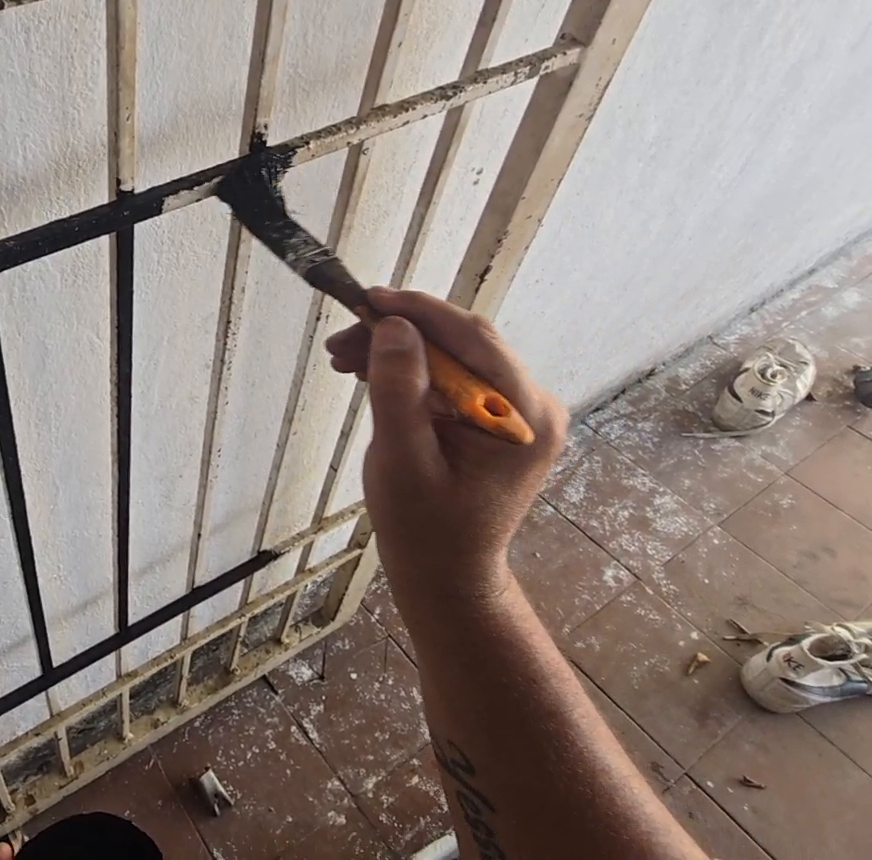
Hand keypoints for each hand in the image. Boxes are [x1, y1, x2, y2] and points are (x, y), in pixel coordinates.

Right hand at [325, 287, 566, 599]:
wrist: (446, 574)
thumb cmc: (423, 528)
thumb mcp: (403, 460)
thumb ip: (399, 390)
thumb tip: (393, 325)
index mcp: (523, 416)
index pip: (474, 339)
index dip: (419, 311)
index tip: (367, 298)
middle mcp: (532, 405)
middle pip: (461, 344)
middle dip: (397, 333)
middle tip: (339, 342)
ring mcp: (517, 412)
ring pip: (452, 357)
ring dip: (397, 351)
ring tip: (343, 359)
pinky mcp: (497, 419)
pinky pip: (451, 378)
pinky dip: (409, 371)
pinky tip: (370, 374)